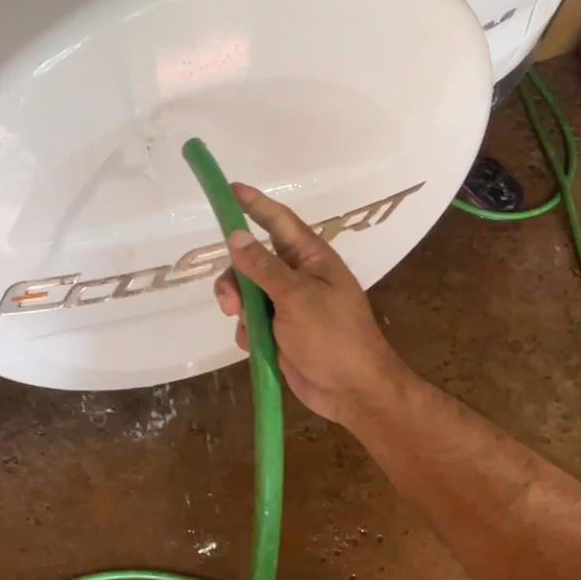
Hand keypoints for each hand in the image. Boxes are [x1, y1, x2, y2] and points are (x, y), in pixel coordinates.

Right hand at [212, 183, 415, 426]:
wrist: (350, 390)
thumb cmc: (333, 338)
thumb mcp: (295, 298)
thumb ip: (262, 267)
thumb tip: (235, 235)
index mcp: (311, 259)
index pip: (278, 222)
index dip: (254, 206)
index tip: (230, 189)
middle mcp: (298, 277)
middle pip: (251, 262)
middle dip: (235, 279)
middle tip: (230, 304)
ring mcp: (288, 305)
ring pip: (245, 293)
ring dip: (240, 309)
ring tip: (249, 329)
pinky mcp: (279, 331)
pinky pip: (250, 321)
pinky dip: (248, 332)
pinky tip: (259, 346)